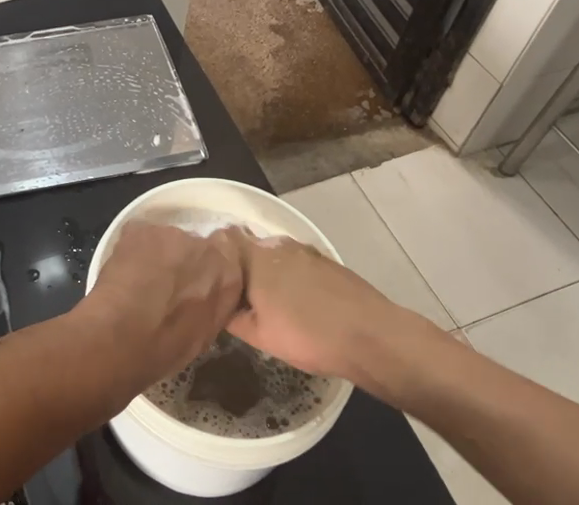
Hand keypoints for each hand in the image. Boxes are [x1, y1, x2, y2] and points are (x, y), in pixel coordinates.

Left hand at [80, 221, 244, 379]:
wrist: (123, 335)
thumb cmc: (167, 347)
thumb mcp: (205, 331)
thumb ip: (211, 302)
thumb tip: (203, 296)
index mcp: (228, 274)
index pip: (228, 252)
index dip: (209, 263)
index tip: (196, 276)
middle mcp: (205, 246)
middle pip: (195, 244)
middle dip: (183, 259)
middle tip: (166, 281)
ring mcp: (172, 233)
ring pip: (167, 240)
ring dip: (158, 255)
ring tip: (141, 280)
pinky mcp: (141, 228)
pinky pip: (140, 236)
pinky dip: (134, 251)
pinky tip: (123, 273)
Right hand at [224, 233, 443, 395]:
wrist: (370, 336)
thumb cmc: (307, 335)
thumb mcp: (258, 335)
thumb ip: (231, 315)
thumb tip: (218, 305)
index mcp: (253, 257)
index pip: (220, 243)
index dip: (212, 260)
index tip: (207, 281)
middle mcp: (276, 244)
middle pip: (246, 248)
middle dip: (238, 268)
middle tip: (235, 297)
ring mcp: (304, 250)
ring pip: (272, 257)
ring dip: (264, 273)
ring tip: (264, 303)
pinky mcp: (325, 261)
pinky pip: (294, 264)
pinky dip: (288, 278)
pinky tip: (295, 303)